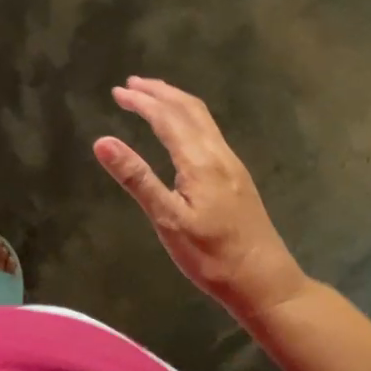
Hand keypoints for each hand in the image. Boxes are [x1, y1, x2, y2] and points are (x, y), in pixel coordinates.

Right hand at [95, 77, 310, 319]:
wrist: (268, 286)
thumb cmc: (213, 256)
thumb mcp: (168, 220)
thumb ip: (136, 178)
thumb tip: (101, 141)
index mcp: (201, 162)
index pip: (167, 118)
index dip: (142, 102)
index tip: (117, 92)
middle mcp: (219, 155)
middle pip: (190, 110)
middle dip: (160, 92)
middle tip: (131, 84)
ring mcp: (232, 166)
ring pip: (203, 119)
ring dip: (175, 101)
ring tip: (152, 96)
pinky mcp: (237, 178)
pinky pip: (209, 132)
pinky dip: (187, 117)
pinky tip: (179, 129)